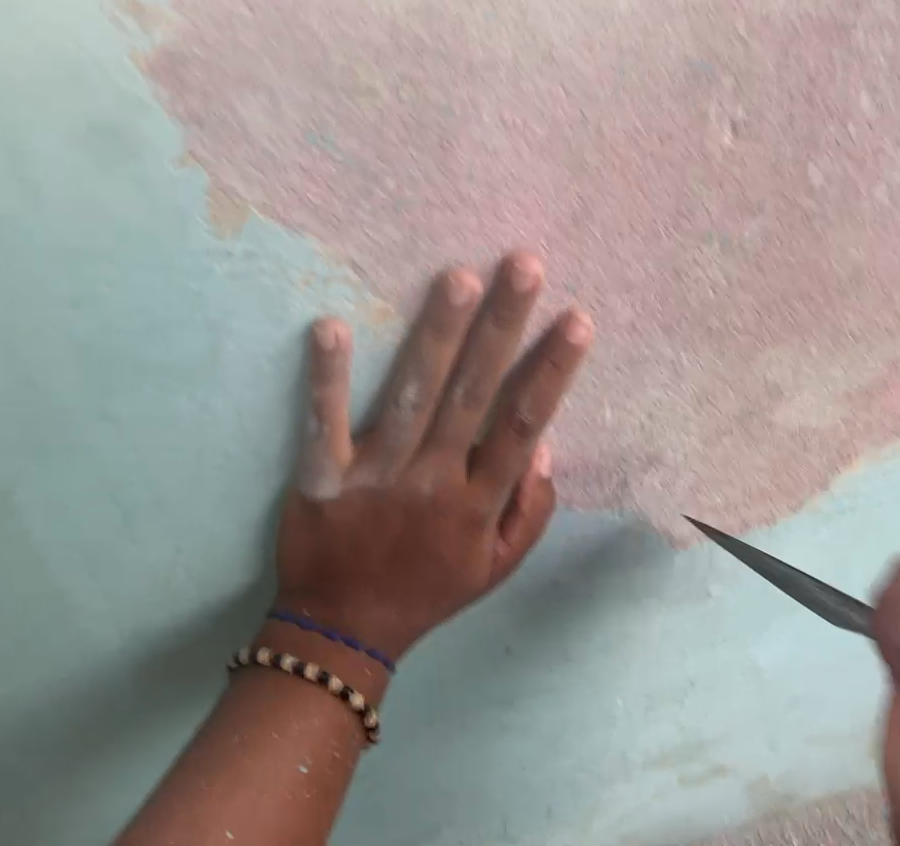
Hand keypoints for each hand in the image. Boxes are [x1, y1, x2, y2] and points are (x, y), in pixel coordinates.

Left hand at [274, 252, 593, 661]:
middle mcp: (435, 481)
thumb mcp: (499, 567)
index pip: (523, 424)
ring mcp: (377, 478)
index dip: (552, 371)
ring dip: (436, 336)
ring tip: (458, 277)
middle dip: (502, 328)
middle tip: (523, 266)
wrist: (343, 632)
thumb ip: (531, 508)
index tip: (576, 319)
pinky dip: (326, 380)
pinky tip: (328, 326)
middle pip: (474, 395)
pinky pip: (323, 426)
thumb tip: (543, 443)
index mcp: (480, 502)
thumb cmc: (429, 590)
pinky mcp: (323, 480)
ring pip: (413, 397)